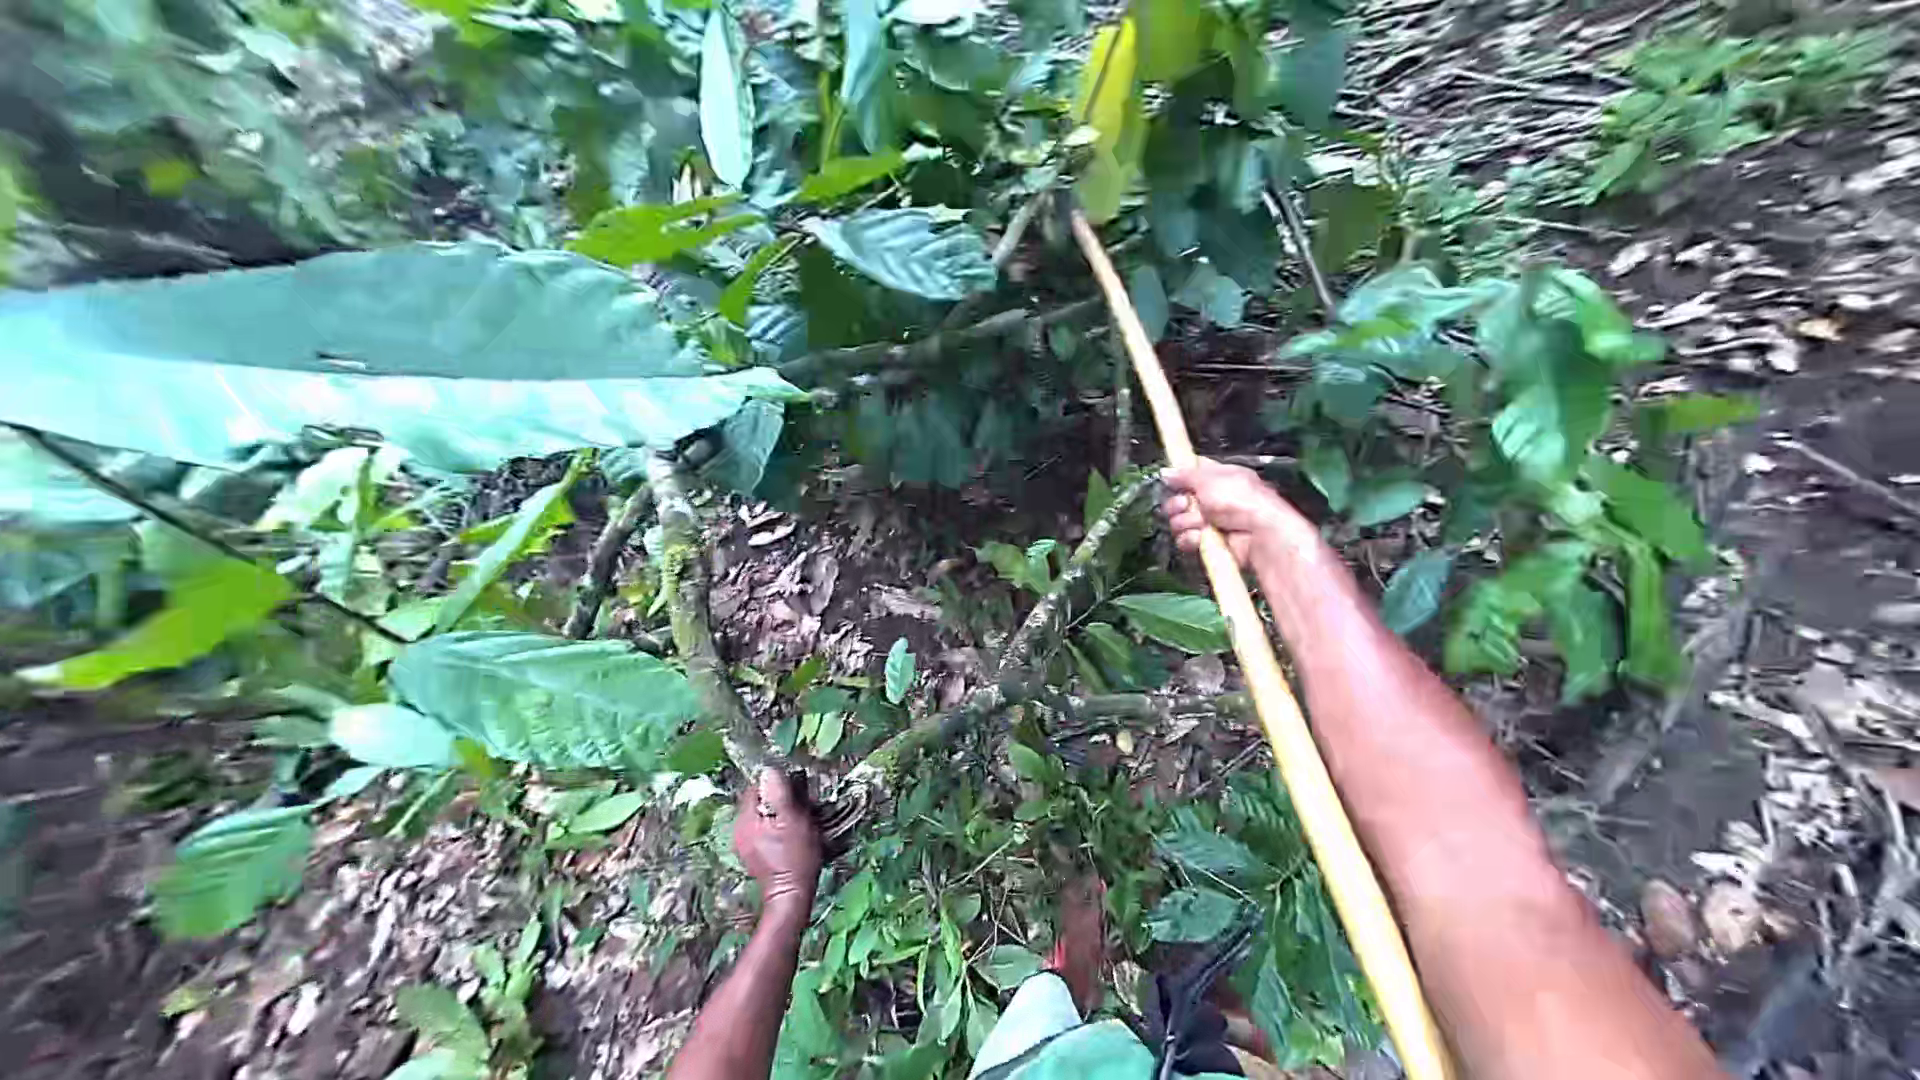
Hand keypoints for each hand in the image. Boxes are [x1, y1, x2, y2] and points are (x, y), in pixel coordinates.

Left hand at [733, 769, 821, 912]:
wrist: (791, 897)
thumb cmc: (795, 857)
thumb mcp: (793, 820)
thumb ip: (779, 793)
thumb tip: (767, 770)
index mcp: (746, 819)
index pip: (757, 786)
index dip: (778, 784)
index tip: (796, 792)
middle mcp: (739, 829)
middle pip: (760, 800)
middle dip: (779, 798)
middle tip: (800, 808)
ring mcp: (745, 843)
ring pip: (764, 814)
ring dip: (780, 813)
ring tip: (798, 822)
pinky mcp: (754, 853)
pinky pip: (765, 829)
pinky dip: (777, 827)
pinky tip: (790, 836)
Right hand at [1160, 458, 1307, 568]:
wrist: (1259, 533)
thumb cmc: (1239, 498)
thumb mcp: (1209, 478)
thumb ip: (1184, 475)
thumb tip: (1165, 472)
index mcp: (1220, 478)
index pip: (1193, 473)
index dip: (1180, 477)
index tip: (1171, 481)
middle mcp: (1215, 499)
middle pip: (1181, 500)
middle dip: (1178, 504)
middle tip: (1185, 505)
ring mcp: (1212, 522)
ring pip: (1180, 521)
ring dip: (1186, 522)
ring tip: (1201, 522)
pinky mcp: (1209, 543)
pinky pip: (1187, 540)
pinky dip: (1191, 539)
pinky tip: (1200, 537)